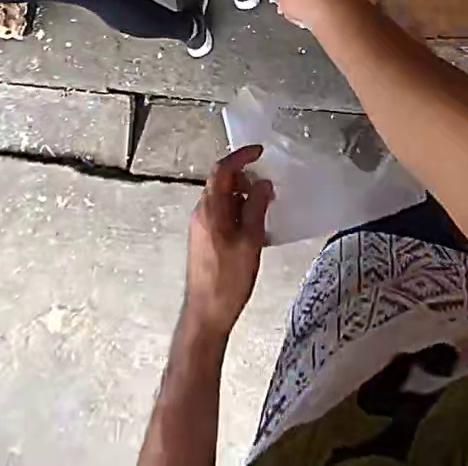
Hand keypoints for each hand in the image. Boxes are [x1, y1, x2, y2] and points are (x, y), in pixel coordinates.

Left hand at [184, 145, 272, 335]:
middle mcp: (201, 213)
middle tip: (267, 190)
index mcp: (210, 210)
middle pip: (222, 182)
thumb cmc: (228, 279)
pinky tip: (254, 229)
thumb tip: (263, 184)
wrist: (205, 316)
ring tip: (264, 212)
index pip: (222, 170)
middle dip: (246, 179)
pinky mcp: (204, 239)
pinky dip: (238, 212)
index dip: (240, 156)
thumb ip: (257, 207)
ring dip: (244, 197)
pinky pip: (222, 214)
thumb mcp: (250, 240)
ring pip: (223, 199)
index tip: (259, 152)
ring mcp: (201, 227)